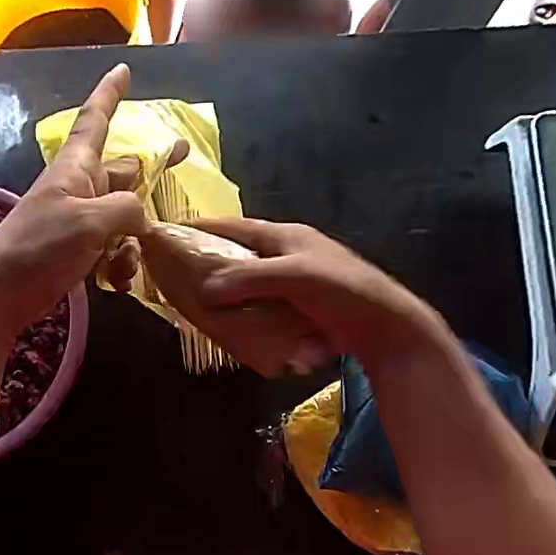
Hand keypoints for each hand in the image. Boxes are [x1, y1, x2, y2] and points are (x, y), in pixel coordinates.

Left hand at [0, 64, 171, 338]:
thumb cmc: (40, 248)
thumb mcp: (90, 221)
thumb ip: (127, 209)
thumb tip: (143, 216)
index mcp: (76, 169)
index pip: (95, 120)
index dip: (110, 94)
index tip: (123, 69)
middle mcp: (80, 190)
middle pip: (123, 174)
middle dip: (150, 173)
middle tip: (184, 155)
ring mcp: (80, 223)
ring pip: (125, 220)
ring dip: (134, 243)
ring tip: (123, 267)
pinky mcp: (79, 253)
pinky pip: (113, 250)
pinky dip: (120, 266)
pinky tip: (117, 284)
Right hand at [191, 218, 446, 366]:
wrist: (385, 326)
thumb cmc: (343, 290)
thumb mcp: (295, 275)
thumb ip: (250, 278)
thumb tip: (206, 290)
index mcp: (284, 236)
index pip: (233, 226)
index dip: (202, 228)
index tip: (170, 234)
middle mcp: (284, 255)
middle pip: (237, 256)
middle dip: (210, 267)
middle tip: (179, 279)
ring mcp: (291, 283)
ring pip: (247, 285)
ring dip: (228, 297)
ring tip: (200, 308)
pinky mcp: (296, 308)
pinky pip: (261, 308)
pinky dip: (247, 316)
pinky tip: (233, 328)